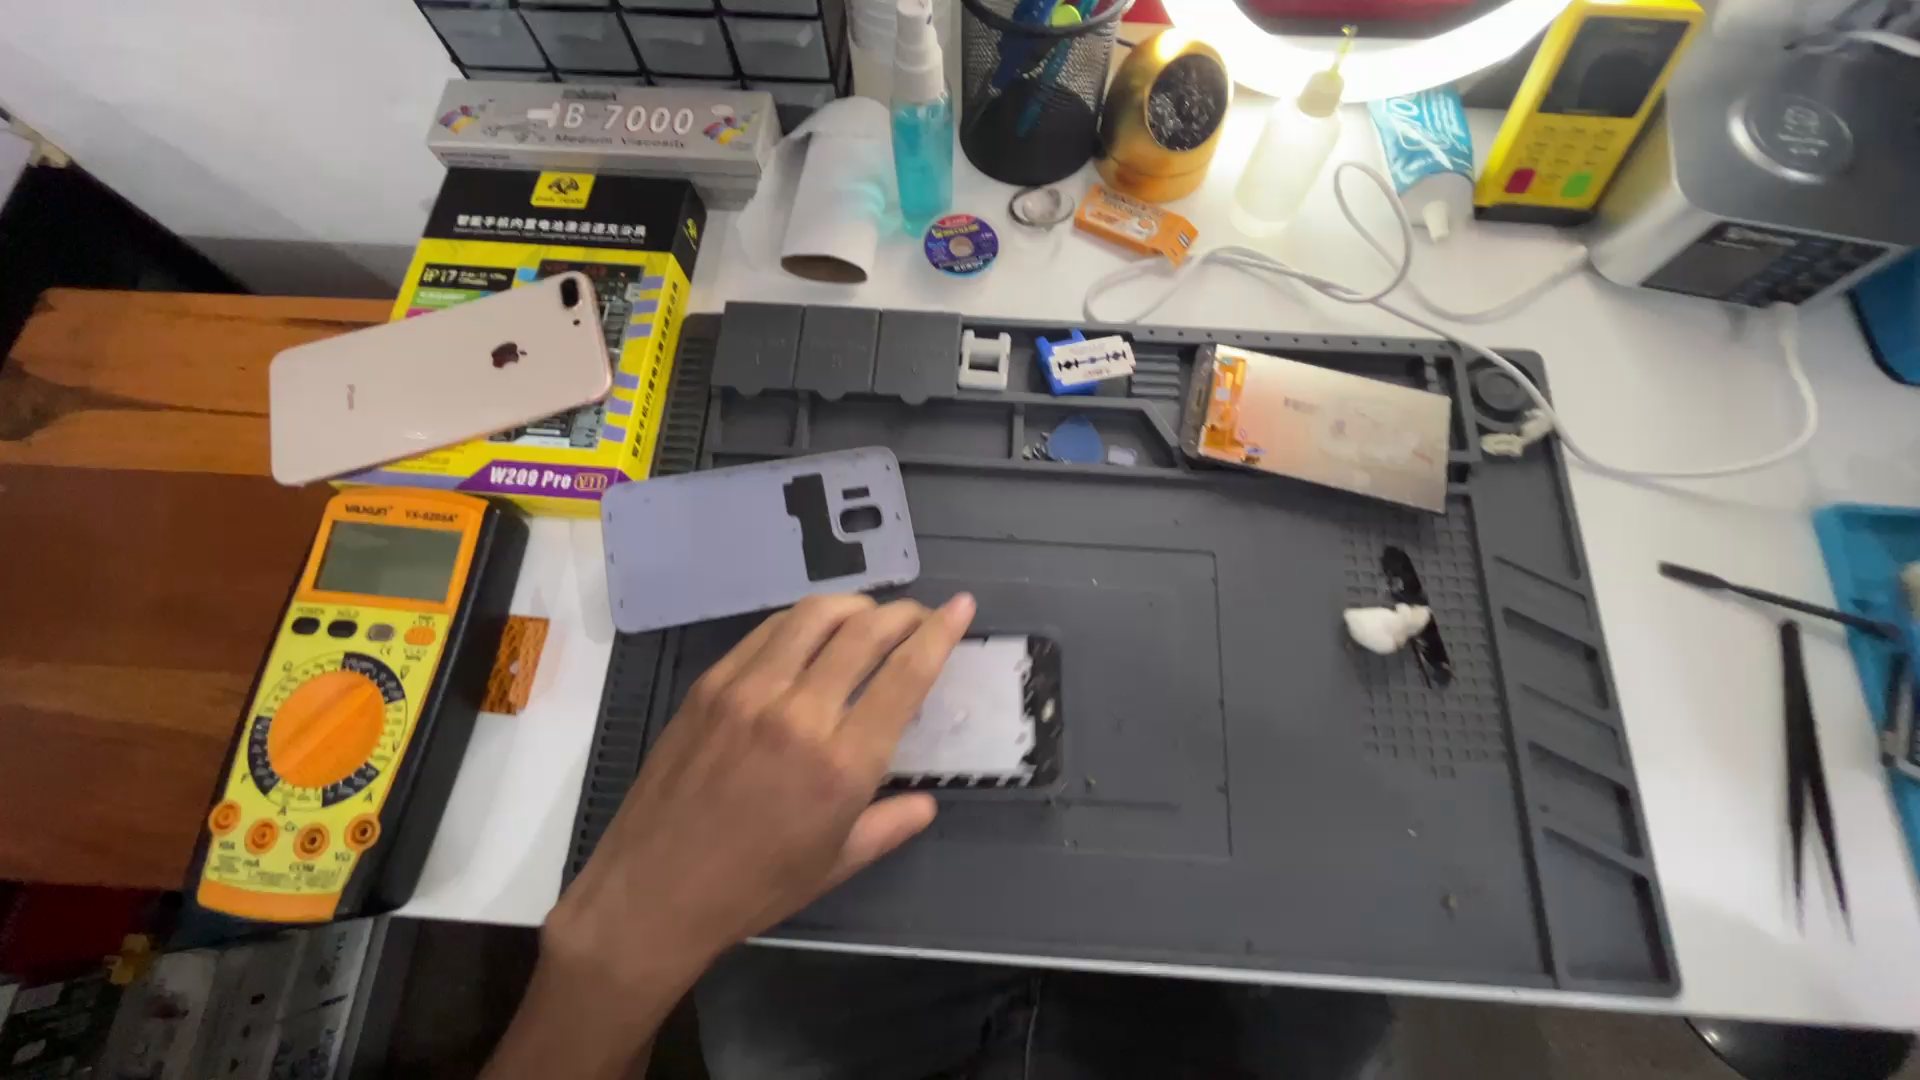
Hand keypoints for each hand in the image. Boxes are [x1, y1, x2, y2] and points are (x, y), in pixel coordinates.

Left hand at [545, 592, 975, 991]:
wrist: (652, 893)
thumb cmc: (754, 886)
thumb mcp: (836, 864)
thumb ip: (891, 825)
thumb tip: (927, 801)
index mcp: (842, 762)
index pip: (906, 675)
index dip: (941, 632)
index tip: (960, 607)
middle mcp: (801, 712)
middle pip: (866, 632)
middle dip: (904, 612)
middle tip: (919, 614)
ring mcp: (750, 690)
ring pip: (815, 616)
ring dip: (855, 605)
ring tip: (870, 614)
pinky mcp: (712, 683)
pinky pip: (769, 630)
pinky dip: (804, 619)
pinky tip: (813, 630)